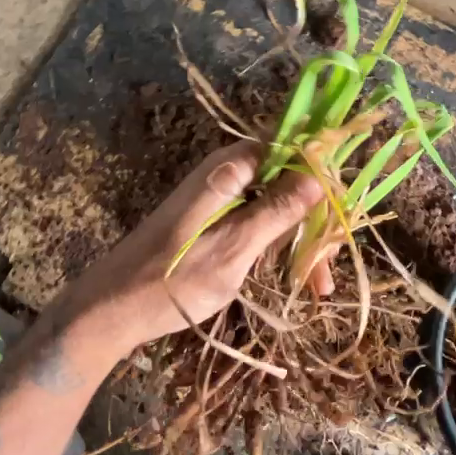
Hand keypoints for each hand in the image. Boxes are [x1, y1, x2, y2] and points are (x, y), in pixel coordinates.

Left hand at [60, 143, 322, 358]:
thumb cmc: (172, 278)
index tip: (344, 211)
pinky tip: (296, 278)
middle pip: (289, 178)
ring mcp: (221, 196)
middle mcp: (227, 172)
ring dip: (301, 238)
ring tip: (318, 285)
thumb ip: (276, 211)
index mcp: (230, 168)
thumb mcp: (233, 250)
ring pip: (278, 203)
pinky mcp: (216, 219)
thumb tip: (317, 174)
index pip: (291, 146)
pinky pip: (260, 220)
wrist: (112, 308)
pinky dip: (280, 244)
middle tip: (328, 268)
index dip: (322, 171)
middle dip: (315, 218)